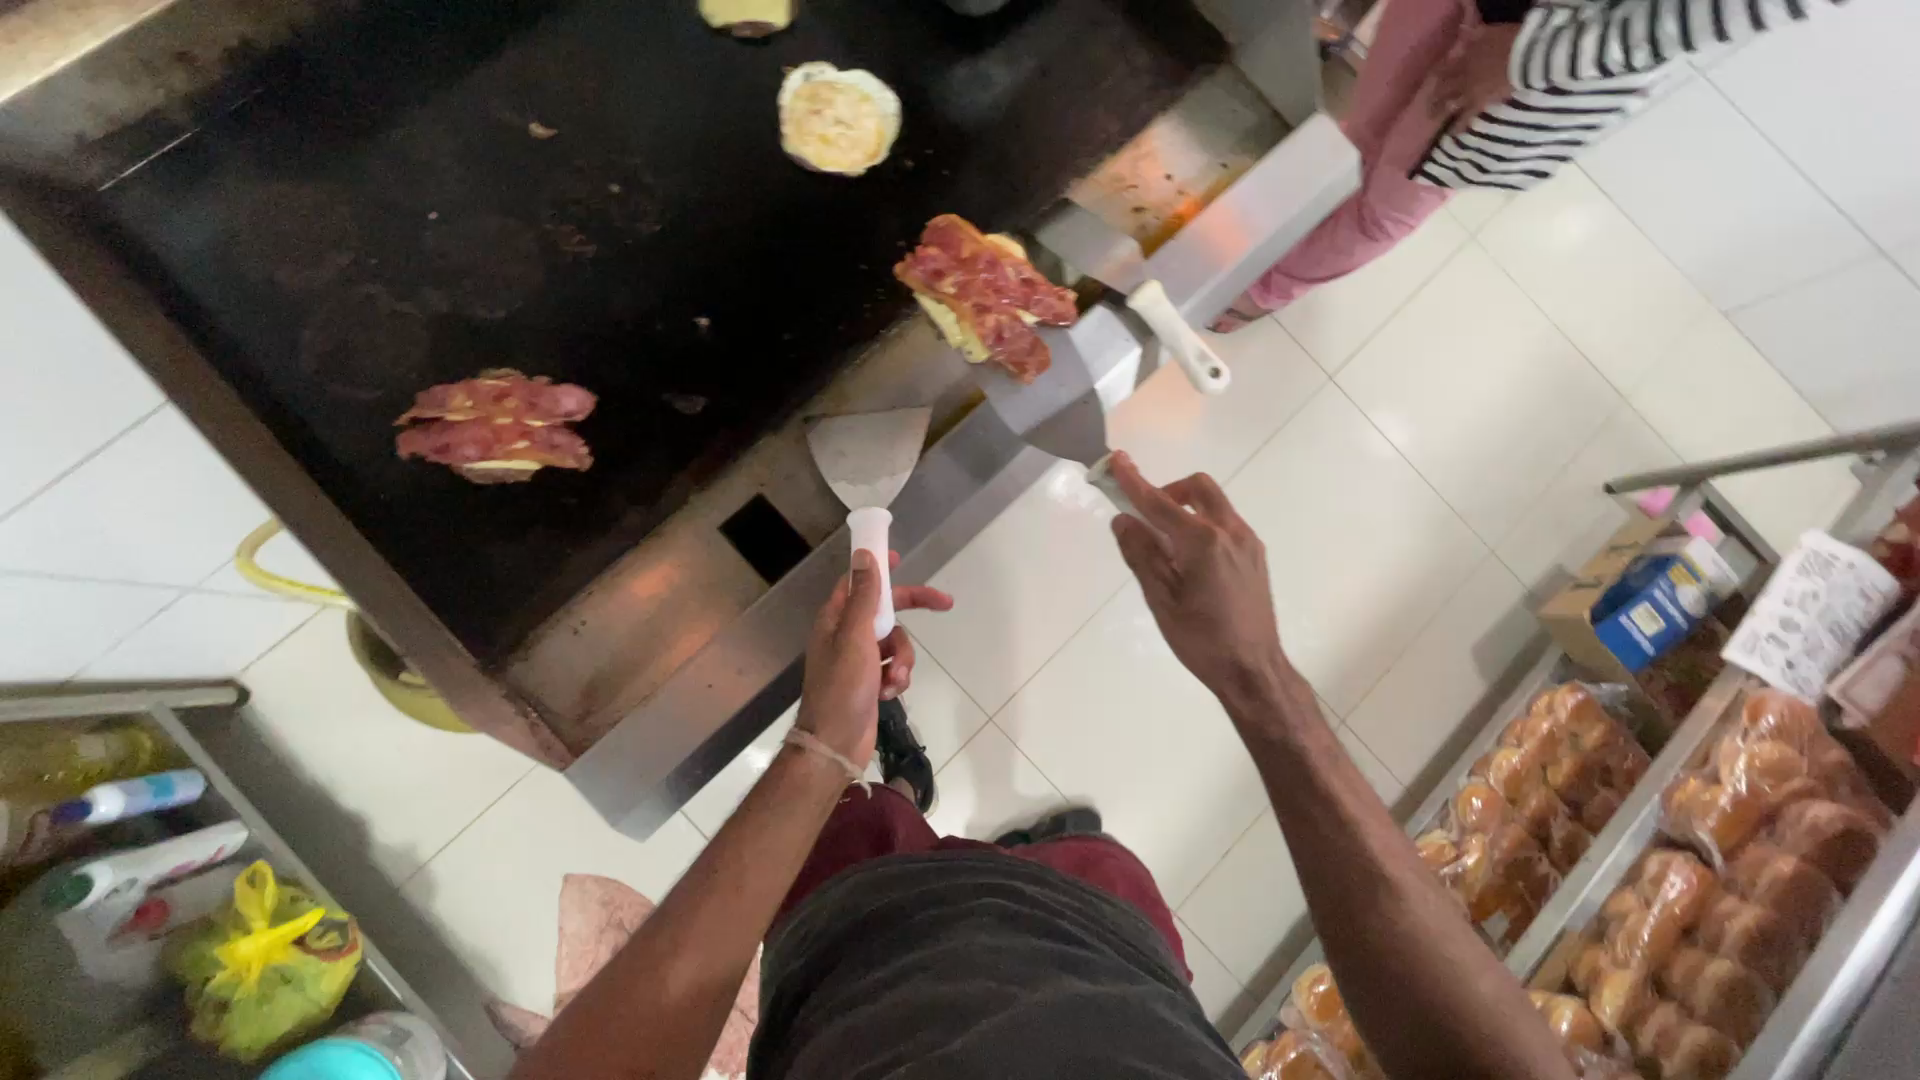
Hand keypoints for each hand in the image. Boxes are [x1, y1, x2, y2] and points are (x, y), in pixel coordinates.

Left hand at [796, 549, 953, 768]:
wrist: (836, 743)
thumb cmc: (842, 687)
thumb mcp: (855, 637)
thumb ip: (863, 596)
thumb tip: (864, 554)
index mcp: (836, 619)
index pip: (858, 581)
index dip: (878, 568)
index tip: (900, 557)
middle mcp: (846, 634)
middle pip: (886, 611)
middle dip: (913, 611)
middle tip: (945, 604)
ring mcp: (859, 659)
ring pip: (896, 643)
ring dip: (903, 660)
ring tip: (894, 680)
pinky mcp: (870, 681)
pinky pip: (894, 667)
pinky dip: (896, 679)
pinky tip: (889, 694)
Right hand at [1107, 452, 1289, 710]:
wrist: (1253, 669)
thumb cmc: (1201, 640)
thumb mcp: (1160, 600)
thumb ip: (1141, 554)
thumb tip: (1123, 520)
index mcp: (1203, 542)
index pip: (1159, 503)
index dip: (1133, 482)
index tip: (1116, 460)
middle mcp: (1230, 532)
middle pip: (1198, 488)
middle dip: (1168, 491)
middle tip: (1146, 518)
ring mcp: (1248, 543)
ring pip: (1213, 506)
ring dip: (1185, 510)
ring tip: (1166, 548)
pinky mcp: (1255, 556)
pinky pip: (1224, 525)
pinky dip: (1201, 526)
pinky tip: (1190, 562)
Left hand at [1431, 21, 1523, 132]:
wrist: (1524, 55)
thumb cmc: (1511, 40)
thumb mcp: (1489, 32)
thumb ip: (1475, 34)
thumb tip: (1464, 31)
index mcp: (1464, 59)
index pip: (1445, 68)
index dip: (1437, 75)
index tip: (1432, 79)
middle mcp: (1462, 76)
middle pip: (1442, 88)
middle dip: (1434, 96)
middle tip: (1428, 103)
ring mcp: (1468, 91)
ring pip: (1448, 104)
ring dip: (1439, 111)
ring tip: (1432, 117)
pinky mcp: (1478, 103)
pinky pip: (1464, 118)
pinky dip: (1457, 127)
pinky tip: (1452, 134)